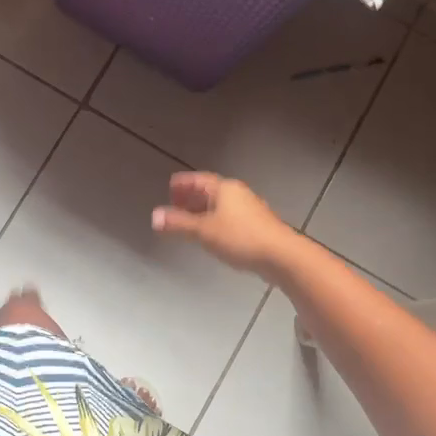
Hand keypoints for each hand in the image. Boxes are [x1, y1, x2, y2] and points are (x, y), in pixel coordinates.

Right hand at [151, 171, 296, 273]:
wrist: (281, 256)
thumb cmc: (240, 238)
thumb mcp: (204, 231)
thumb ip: (178, 224)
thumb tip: (154, 217)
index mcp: (225, 189)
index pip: (199, 180)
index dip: (183, 183)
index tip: (170, 187)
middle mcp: (238, 194)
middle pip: (211, 191)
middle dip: (192, 197)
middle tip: (175, 204)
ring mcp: (250, 209)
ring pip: (221, 205)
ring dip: (204, 210)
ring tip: (189, 220)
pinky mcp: (258, 226)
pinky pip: (230, 217)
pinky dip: (216, 220)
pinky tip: (212, 234)